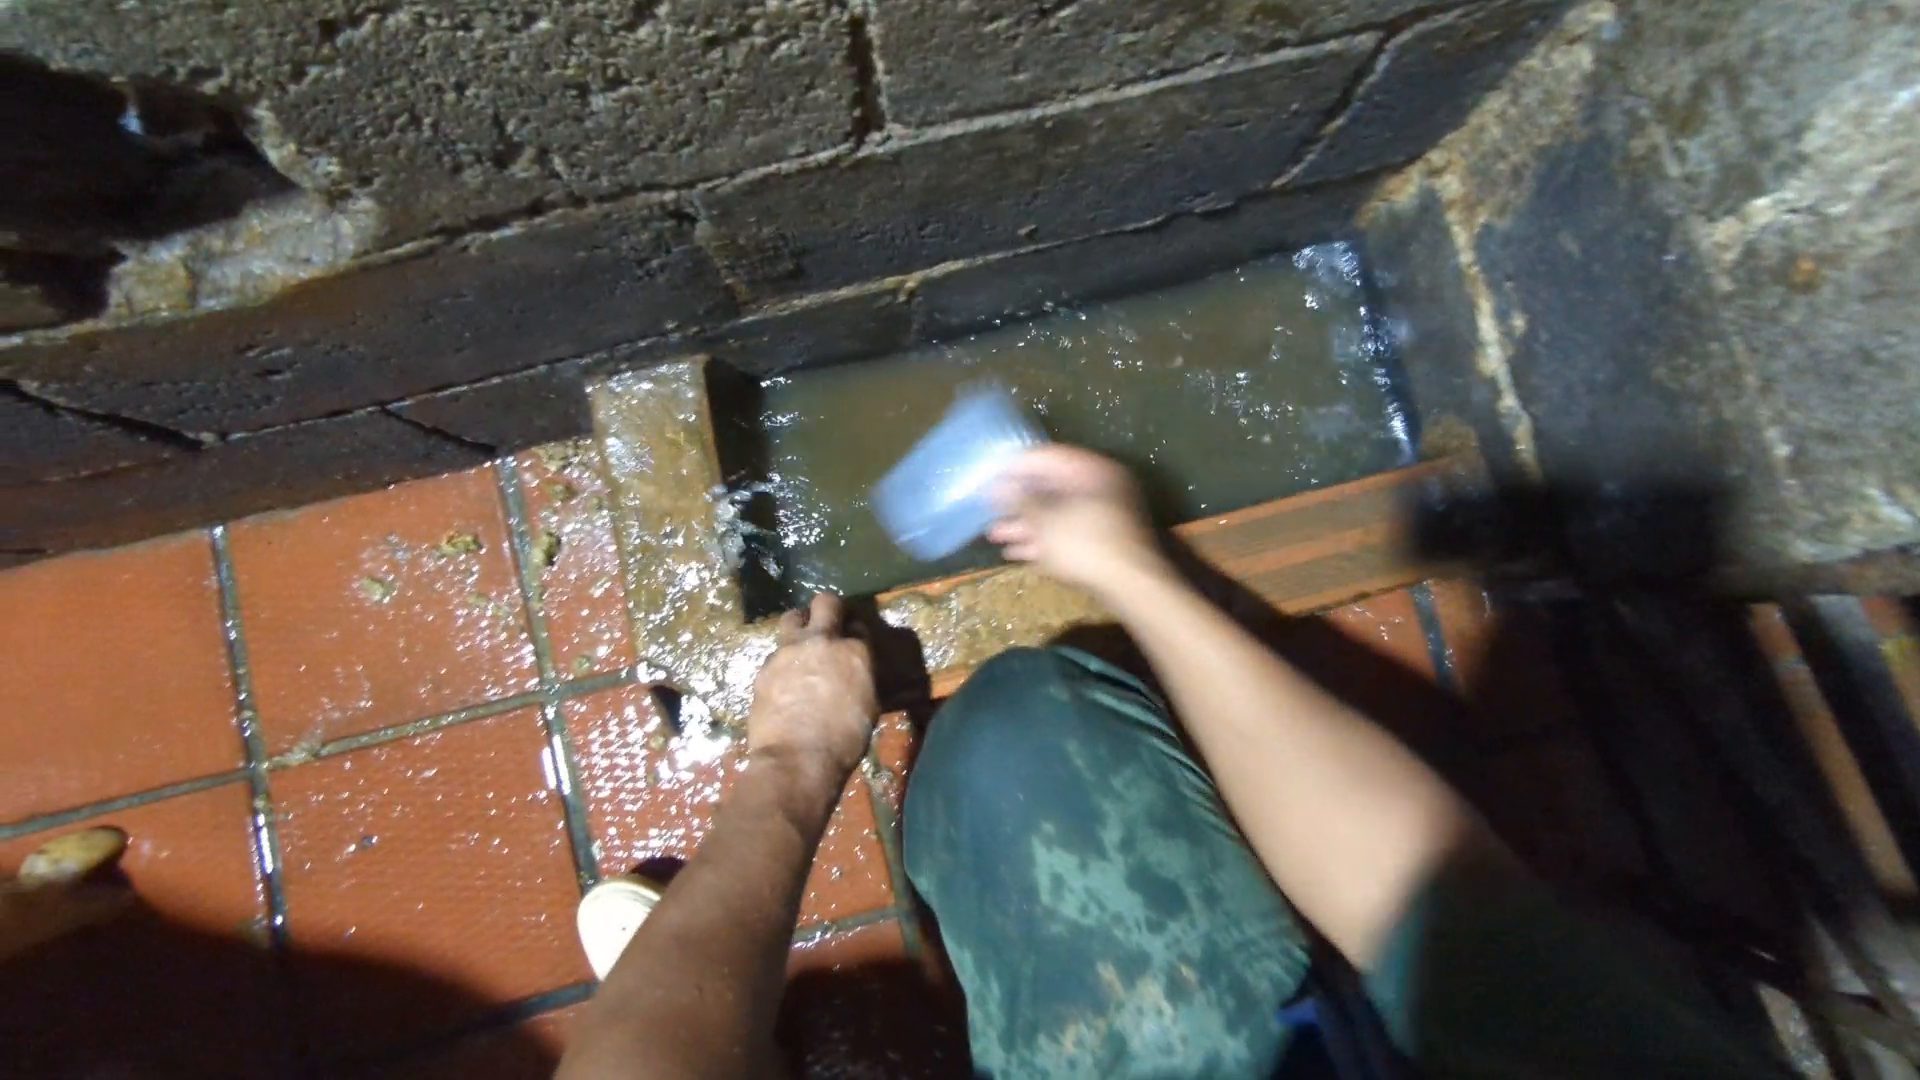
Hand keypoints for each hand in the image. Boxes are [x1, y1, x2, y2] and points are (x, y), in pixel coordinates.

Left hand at [748, 592, 877, 781]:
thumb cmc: (844, 740)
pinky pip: (775, 653)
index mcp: (855, 650)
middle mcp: (822, 641)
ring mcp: (789, 651)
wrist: (797, 760)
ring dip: (798, 627)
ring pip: (791, 619)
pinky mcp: (765, 667)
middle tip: (826, 625)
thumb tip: (853, 671)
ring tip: (800, 648)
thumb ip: (860, 676)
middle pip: (825, 602)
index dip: (854, 632)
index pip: (857, 624)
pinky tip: (783, 683)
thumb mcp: (868, 706)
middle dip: (827, 609)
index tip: (852, 641)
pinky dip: (782, 662)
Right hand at [988, 445, 1173, 596]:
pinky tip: (1016, 553)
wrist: (1130, 586)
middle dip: (1017, 502)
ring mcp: (1103, 515)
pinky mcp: (1102, 541)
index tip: (988, 479)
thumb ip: (1019, 500)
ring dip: (1025, 525)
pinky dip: (1043, 541)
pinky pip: (1066, 532)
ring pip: (1056, 513)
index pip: (1047, 457)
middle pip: (1050, 487)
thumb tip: (996, 486)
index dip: (1015, 467)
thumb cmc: (1085, 545)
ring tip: (996, 536)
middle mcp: (1099, 487)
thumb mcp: (1045, 521)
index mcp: (1091, 471)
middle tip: (990, 511)